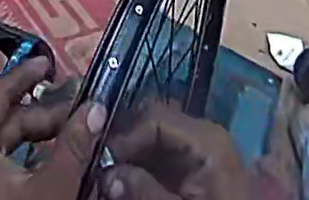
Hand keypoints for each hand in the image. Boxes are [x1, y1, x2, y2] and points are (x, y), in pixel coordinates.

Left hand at [0, 53, 104, 199]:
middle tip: (79, 108)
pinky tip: (61, 166)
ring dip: (41, 138)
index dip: (25, 75)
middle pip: (6, 120)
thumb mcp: (52, 192)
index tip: (51, 62)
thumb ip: (73, 149)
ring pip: (9, 146)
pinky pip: (8, 169)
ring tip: (76, 134)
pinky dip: (34, 162)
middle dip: (43, 112)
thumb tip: (95, 107)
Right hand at [98, 102, 249, 199]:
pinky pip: (159, 154)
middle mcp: (202, 133)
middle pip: (149, 121)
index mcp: (206, 138)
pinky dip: (141, 164)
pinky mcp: (194, 167)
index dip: (125, 136)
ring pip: (150, 136)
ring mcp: (199, 149)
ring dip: (130, 154)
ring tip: (112, 173)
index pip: (152, 117)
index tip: (102, 158)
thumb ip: (145, 191)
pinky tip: (128, 179)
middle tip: (102, 163)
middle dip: (124, 142)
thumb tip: (106, 174)